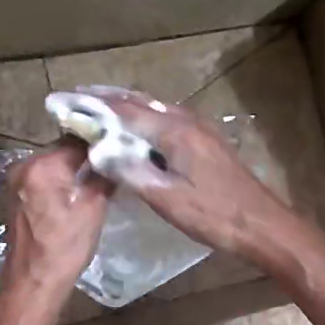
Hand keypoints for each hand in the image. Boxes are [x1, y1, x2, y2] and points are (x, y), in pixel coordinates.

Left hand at [0, 144, 110, 324]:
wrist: (33, 283)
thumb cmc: (65, 248)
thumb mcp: (93, 210)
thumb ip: (103, 176)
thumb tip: (117, 155)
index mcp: (43, 166)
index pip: (77, 139)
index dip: (102, 140)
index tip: (123, 143)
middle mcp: (24, 166)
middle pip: (63, 148)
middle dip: (89, 153)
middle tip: (117, 158)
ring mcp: (17, 181)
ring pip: (54, 163)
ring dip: (76, 167)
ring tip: (104, 173)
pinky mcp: (17, 196)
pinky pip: (45, 177)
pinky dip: (63, 179)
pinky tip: (82, 188)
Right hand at [82, 88, 321, 268]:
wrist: (262, 225)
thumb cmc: (214, 215)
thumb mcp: (167, 199)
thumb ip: (131, 171)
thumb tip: (97, 149)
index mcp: (175, 131)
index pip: (124, 111)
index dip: (91, 106)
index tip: (62, 102)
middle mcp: (187, 121)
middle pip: (139, 103)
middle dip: (106, 100)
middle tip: (74, 99)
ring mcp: (200, 129)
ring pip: (155, 109)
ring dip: (125, 107)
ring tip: (96, 109)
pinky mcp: (206, 142)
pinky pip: (167, 120)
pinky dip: (143, 119)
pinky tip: (135, 130)